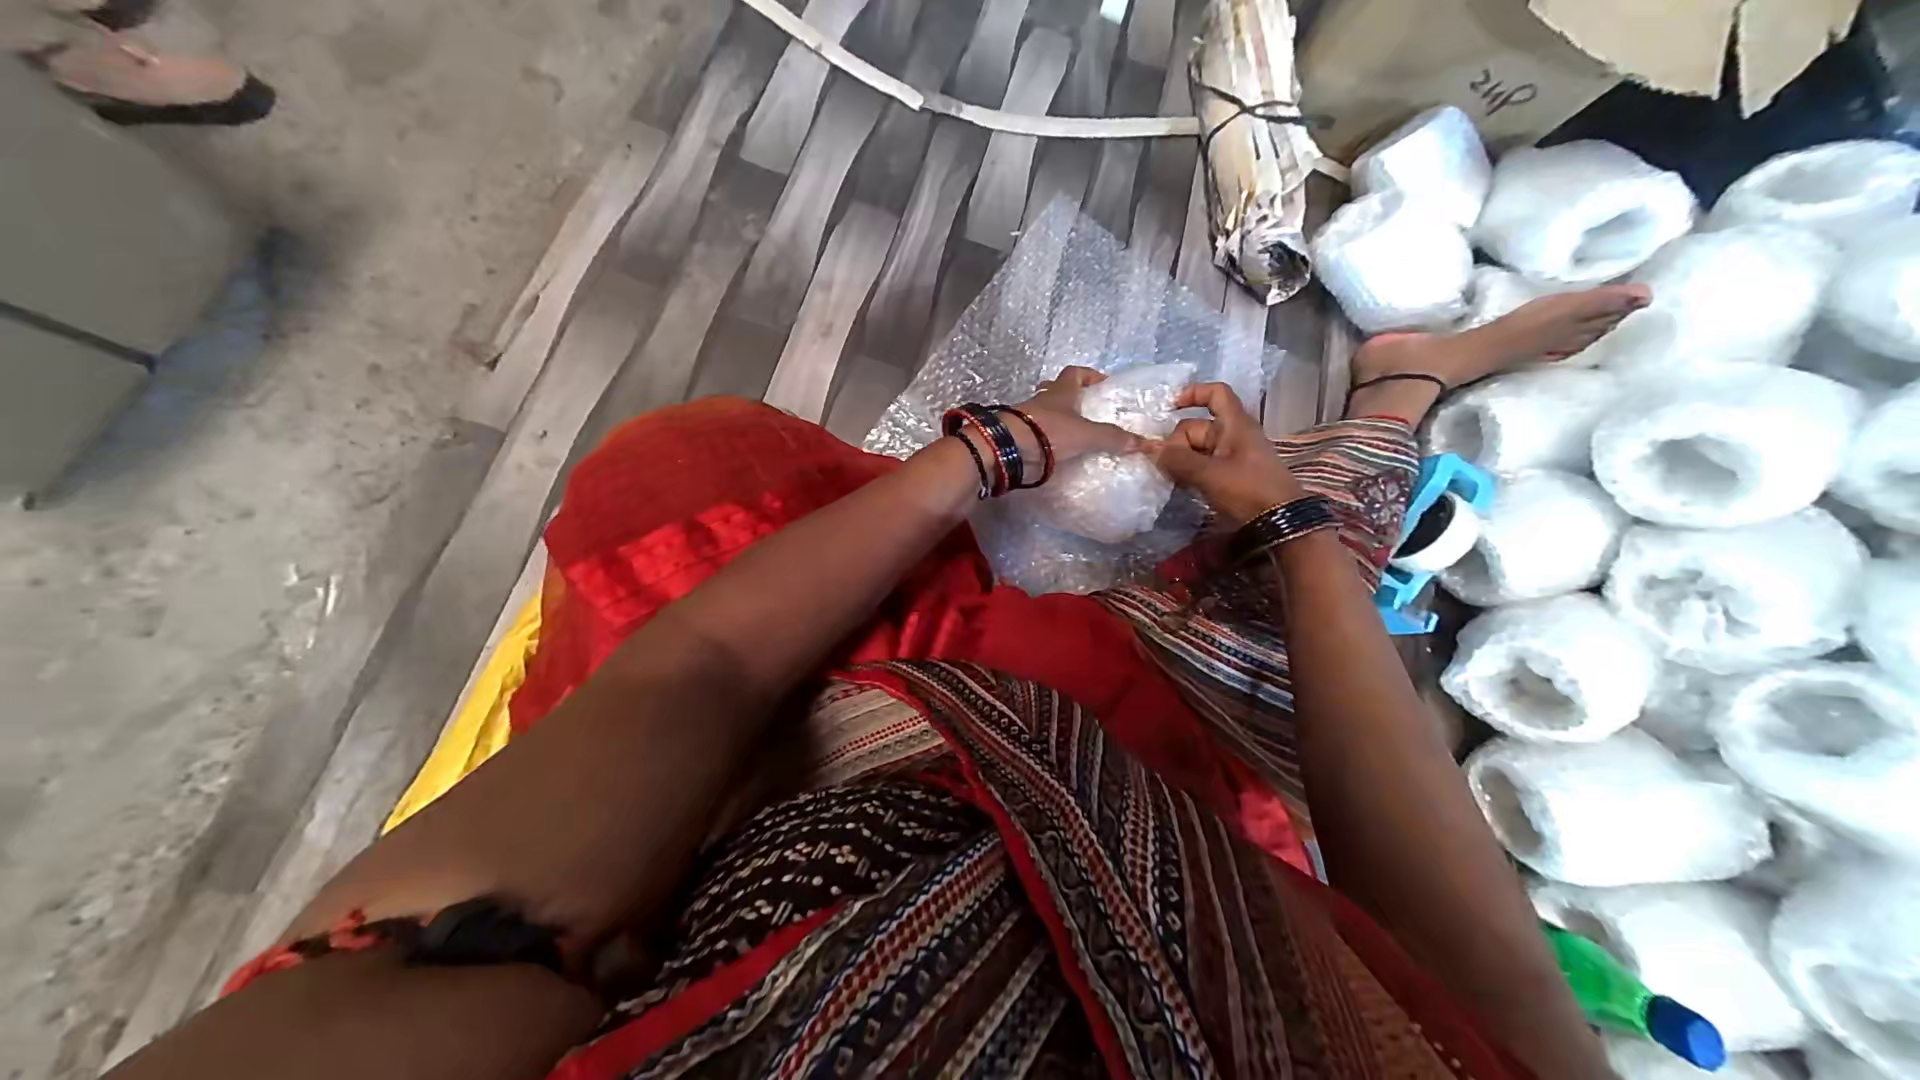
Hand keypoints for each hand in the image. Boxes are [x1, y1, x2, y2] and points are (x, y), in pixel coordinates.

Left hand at [1005, 366, 1143, 465]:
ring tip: (1070, 431)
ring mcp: (1025, 417)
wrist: (1008, 447)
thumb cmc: (1049, 431)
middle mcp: (1042, 400)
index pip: (1075, 373)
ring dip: (1054, 418)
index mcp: (1061, 392)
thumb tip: (1146, 443)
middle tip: (1082, 407)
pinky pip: (1034, 432)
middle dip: (1068, 396)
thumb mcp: (1086, 434)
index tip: (1101, 382)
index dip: (1089, 375)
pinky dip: (1044, 437)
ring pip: (1042, 411)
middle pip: (1055, 390)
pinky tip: (1053, 448)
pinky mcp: (1017, 436)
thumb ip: (1113, 438)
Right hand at [1154, 382, 1304, 525]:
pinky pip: (1202, 466)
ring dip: (1179, 460)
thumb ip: (1177, 460)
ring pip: (1196, 449)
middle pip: (1196, 427)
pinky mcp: (1229, 477)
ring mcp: (1231, 457)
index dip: (1193, 394)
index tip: (1170, 407)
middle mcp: (1232, 436)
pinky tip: (1179, 485)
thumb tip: (1150, 449)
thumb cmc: (1248, 490)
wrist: (1279, 522)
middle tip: (1164, 466)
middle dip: (1176, 443)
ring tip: (1168, 477)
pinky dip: (1188, 472)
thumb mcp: (1209, 474)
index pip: (1216, 394)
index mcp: (1234, 425)